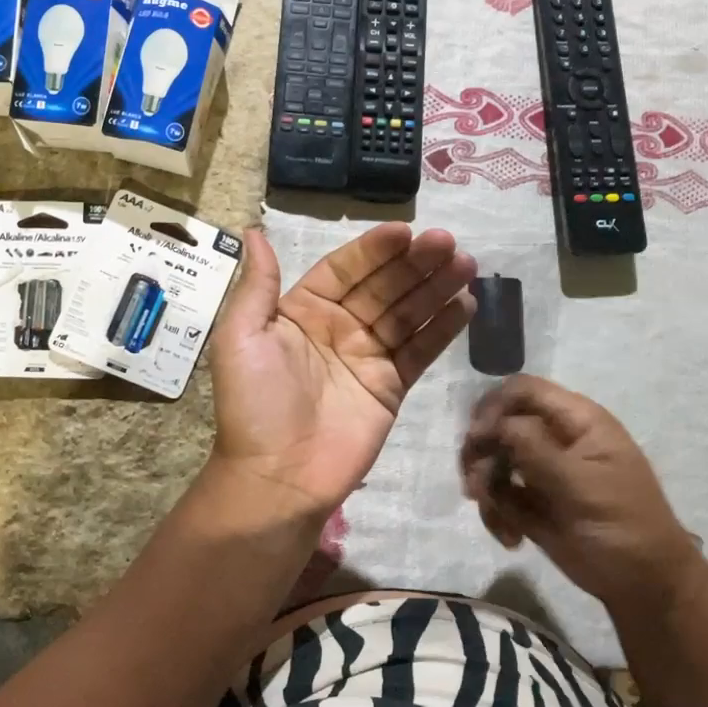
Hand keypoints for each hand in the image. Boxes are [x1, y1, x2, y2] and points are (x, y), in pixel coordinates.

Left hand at [209, 223, 476, 516]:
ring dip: (436, 287)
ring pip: (407, 313)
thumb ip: (258, 285)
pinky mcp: (391, 386)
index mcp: (301, 310)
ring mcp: (367, 356)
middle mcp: (337, 327)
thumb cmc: (254, 403)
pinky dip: (443, 327)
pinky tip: (466, 303)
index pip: (344, 270)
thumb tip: (253, 231)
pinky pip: (420, 349)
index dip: (375, 251)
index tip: (406, 231)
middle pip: (383, 286)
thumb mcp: (241, 337)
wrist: (277, 476)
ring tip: (466, 263)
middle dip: (414, 264)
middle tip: (447, 243)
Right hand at [460, 375, 702, 605]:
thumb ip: (534, 448)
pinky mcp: (530, 503)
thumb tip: (489, 425)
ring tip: (499, 521)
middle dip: (481, 453)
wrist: (642, 584)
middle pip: (499, 424)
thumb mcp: (581, 483)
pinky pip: (497, 496)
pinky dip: (495, 515)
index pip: (524, 391)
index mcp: (577, 422)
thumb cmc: (623, 524)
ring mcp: (541, 471)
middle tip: (474, 485)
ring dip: (485, 488)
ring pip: (492, 461)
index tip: (477, 438)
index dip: (495, 406)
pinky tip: (512, 539)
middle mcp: (554, 439)